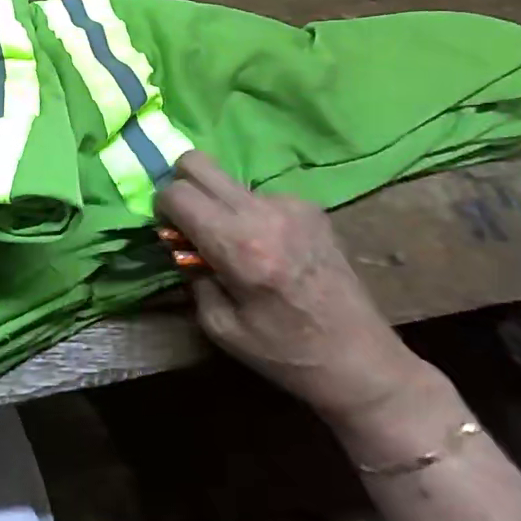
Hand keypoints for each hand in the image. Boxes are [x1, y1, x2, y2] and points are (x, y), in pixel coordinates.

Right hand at [157, 152, 452, 428]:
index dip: (162, 206)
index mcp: (239, 246)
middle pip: (200, 162)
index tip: (167, 228)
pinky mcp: (310, 206)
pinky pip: (261, 197)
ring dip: (221, 205)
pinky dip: (252, 215)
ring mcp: (290, 203)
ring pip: (231, 182)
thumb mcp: (221, 327)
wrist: (358, 357)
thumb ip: (192, 275)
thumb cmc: (284, 353)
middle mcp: (263, 212)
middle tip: (187, 219)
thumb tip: (178, 241)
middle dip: (182, 183)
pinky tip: (269, 249)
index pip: (179, 193)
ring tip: (238, 247)